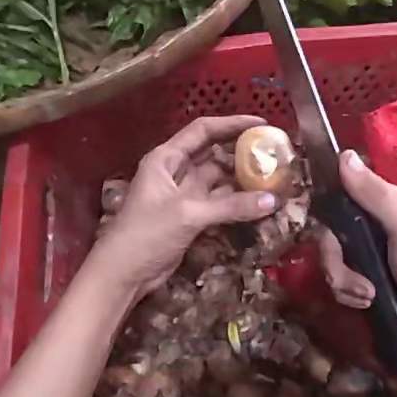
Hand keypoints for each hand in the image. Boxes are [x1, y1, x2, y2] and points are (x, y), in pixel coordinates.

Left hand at [84, 115, 278, 302]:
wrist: (122, 273)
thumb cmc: (146, 234)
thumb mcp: (189, 214)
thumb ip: (231, 206)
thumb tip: (272, 200)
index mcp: (166, 158)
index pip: (203, 131)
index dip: (232, 124)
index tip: (261, 123)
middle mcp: (175, 172)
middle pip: (213, 154)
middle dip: (241, 152)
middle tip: (274, 153)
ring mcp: (183, 195)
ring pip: (218, 180)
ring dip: (242, 180)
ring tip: (274, 177)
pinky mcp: (190, 218)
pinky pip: (218, 203)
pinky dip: (237, 203)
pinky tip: (259, 203)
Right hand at [325, 149, 396, 350]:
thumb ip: (374, 194)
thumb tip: (344, 154)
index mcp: (387, 201)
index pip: (343, 193)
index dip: (328, 211)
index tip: (327, 230)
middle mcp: (374, 223)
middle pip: (331, 232)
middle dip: (336, 261)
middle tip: (354, 280)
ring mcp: (369, 252)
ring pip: (332, 259)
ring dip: (344, 281)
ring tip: (367, 295)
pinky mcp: (366, 278)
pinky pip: (339, 281)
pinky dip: (349, 294)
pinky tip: (367, 302)